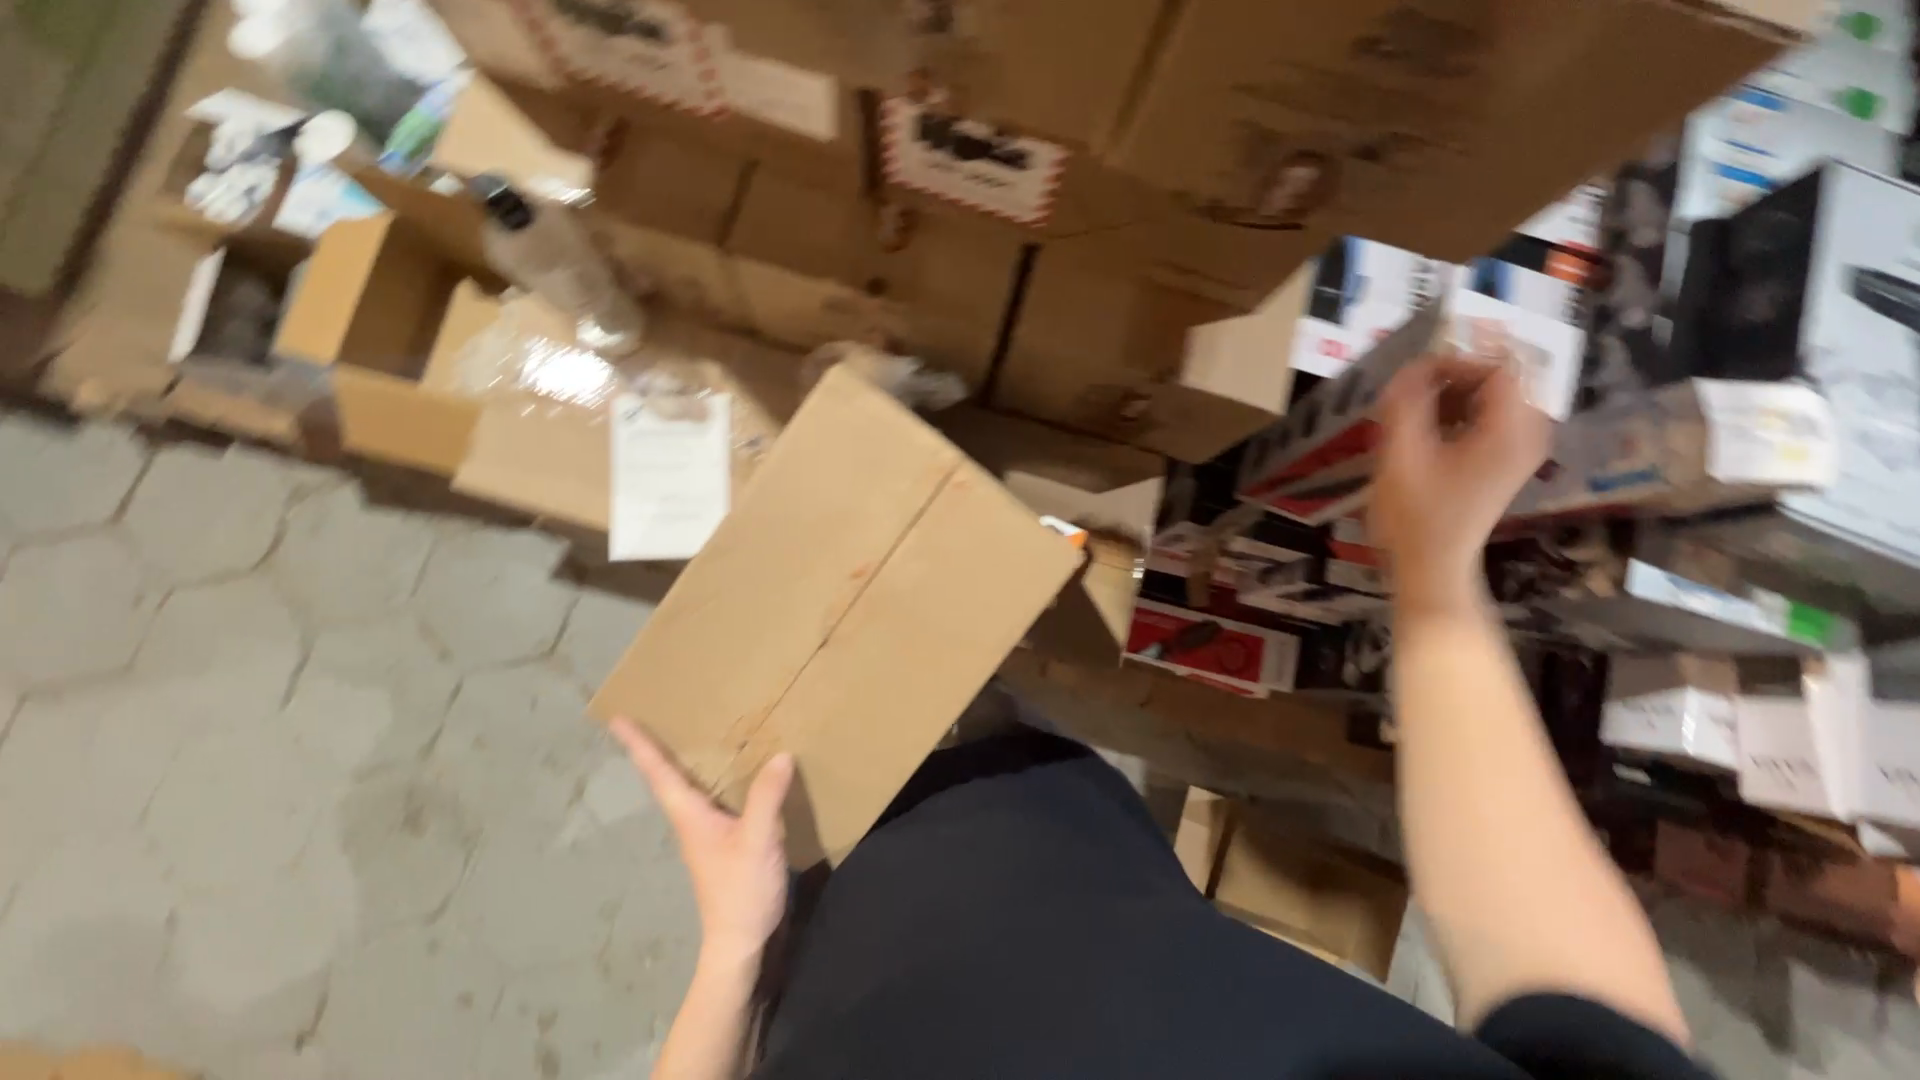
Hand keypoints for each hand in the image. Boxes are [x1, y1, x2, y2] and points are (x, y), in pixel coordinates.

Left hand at [612, 718, 794, 962]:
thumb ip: (766, 797)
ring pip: (691, 787)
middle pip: (669, 776)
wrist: (740, 943)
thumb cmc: (740, 892)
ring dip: (688, 761)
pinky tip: (739, 772)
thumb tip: (780, 754)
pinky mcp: (724, 843)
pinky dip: (718, 778)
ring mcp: (706, 834)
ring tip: (698, 732)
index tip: (617, 719)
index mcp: (690, 815)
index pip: (658, 772)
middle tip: (660, 712)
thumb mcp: (757, 841)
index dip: (639, 744)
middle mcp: (691, 820)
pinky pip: (714, 799)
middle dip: (660, 745)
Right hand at [1370, 354, 1549, 612]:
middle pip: (1502, 378)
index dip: (1458, 360)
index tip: (1416, 372)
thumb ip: (1406, 404)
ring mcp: (1520, 449)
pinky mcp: (1506, 460)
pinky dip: (1461, 411)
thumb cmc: (1415, 517)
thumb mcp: (1401, 456)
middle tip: (1414, 385)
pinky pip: (1491, 417)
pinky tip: (1429, 426)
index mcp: (1510, 431)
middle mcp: (1528, 434)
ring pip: (1495, 396)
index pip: (1500, 367)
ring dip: (1455, 392)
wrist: (1432, 568)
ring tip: (1415, 406)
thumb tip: (1411, 366)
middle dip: (1456, 374)